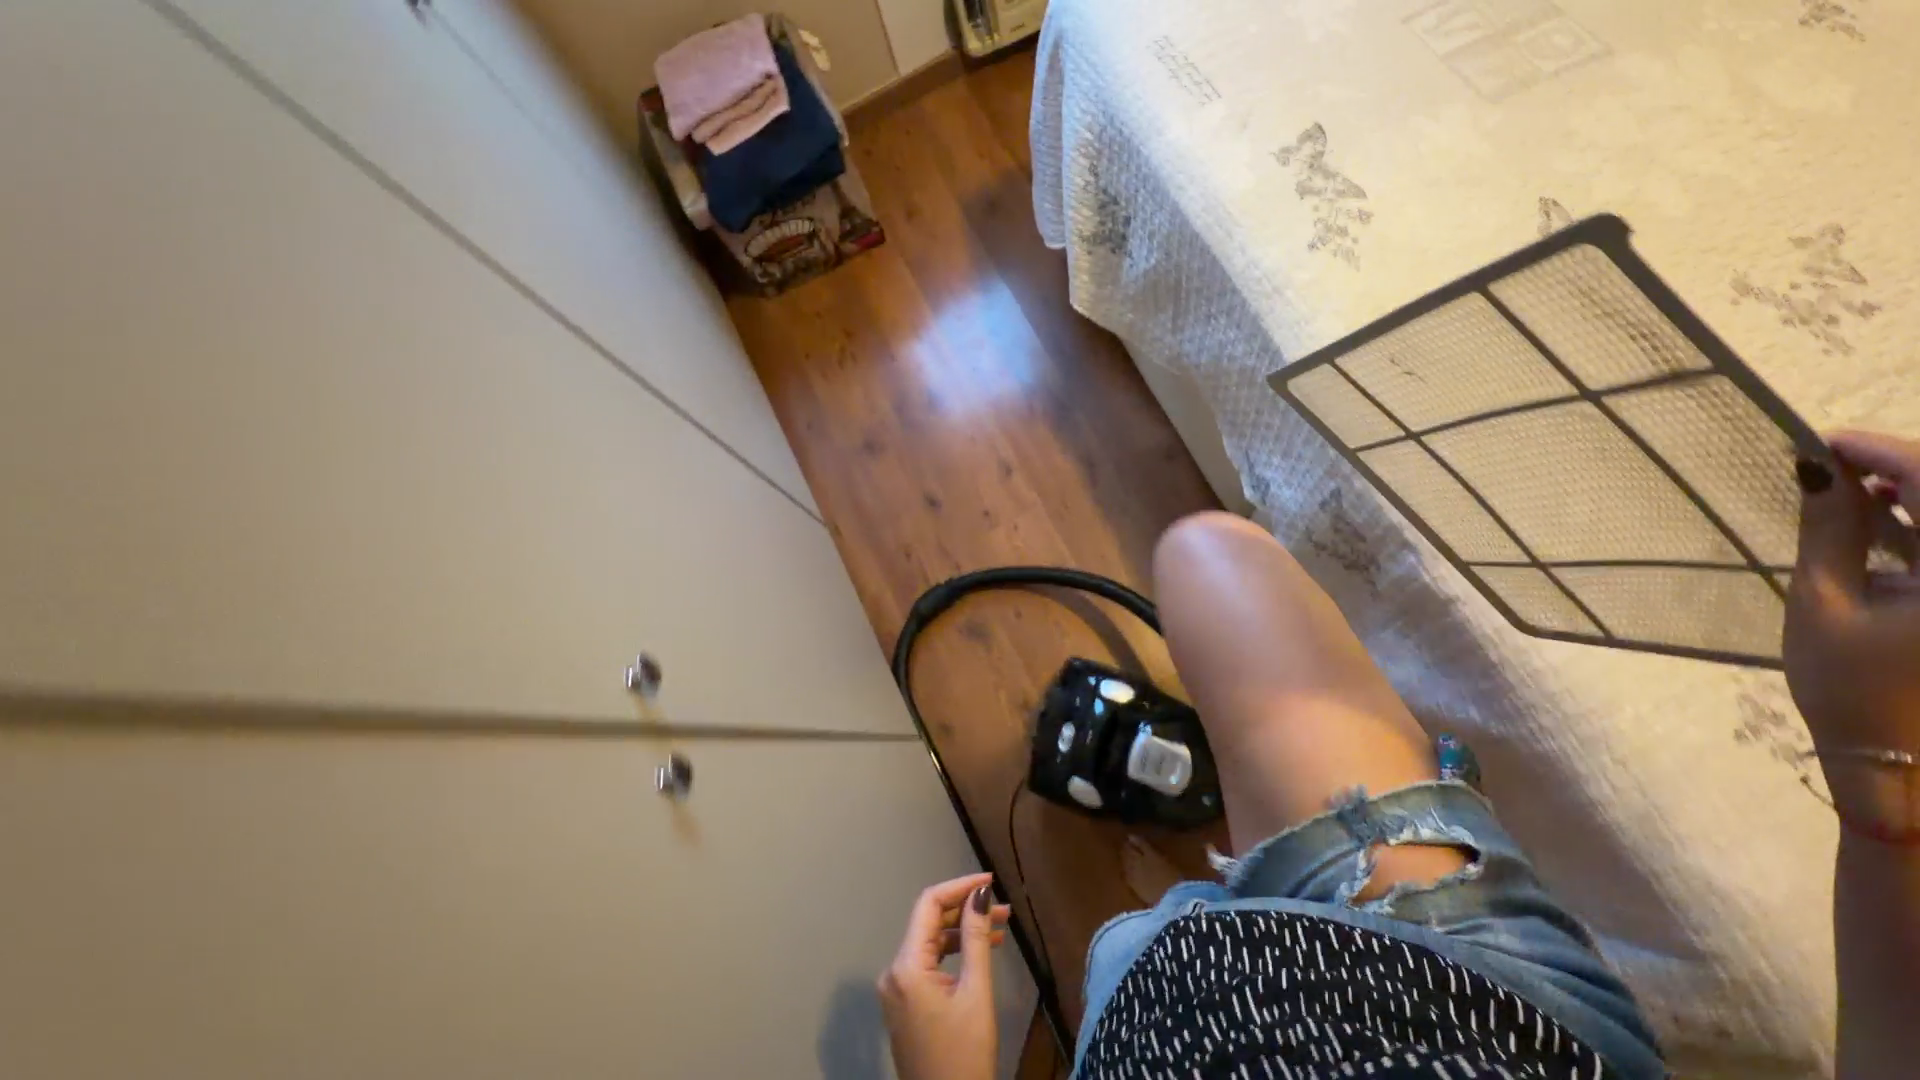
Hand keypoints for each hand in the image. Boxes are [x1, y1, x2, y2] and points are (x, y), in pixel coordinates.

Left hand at [876, 873, 1011, 1079]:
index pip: (928, 905)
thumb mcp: (976, 993)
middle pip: (928, 923)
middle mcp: (894, 972)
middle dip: (965, 910)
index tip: (991, 881)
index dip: (960, 887)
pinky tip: (980, 952)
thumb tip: (980, 894)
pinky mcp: (905, 1004)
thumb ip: (977, 939)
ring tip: (1000, 929)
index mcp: (906, 966)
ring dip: (963, 932)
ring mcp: (897, 989)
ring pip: (930, 943)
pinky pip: (928, 964)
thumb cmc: (965, 1054)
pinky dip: (953, 953)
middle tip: (1005, 909)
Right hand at [1787, 431, 1919, 826]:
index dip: (1884, 454)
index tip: (1823, 441)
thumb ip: (1828, 531)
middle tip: (1836, 460)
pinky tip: (1889, 515)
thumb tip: (1816, 468)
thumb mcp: (1824, 604)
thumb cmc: (1849, 685)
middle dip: (1904, 467)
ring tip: (1856, 487)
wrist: (1898, 760)